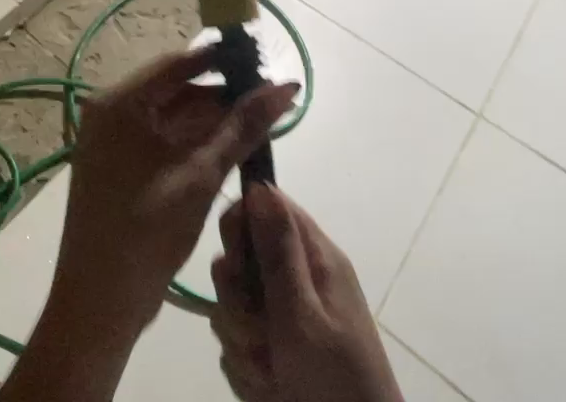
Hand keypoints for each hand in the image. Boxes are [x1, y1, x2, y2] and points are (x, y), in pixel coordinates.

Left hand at [55, 46, 297, 329]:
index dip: (221, 60)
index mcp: (119, 103)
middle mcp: (111, 113)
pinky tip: (233, 149)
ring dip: (214, 121)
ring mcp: (114, 141)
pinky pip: (164, 140)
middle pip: (177, 90)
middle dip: (223, 96)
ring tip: (262, 125)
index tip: (262, 61)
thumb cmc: (148, 229)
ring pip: (174, 117)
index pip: (177, 63)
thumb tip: (286, 86)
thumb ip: (244, 127)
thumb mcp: (202, 174)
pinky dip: (196, 143)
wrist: (101, 300)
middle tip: (272, 100)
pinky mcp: (122, 166)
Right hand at [210, 185, 402, 401]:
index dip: (239, 226)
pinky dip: (246, 367)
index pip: (265, 207)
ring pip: (231, 304)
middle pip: (239, 257)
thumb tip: (260, 184)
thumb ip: (276, 252)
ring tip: (270, 369)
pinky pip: (235, 343)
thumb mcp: (302, 315)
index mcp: (315, 259)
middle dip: (236, 297)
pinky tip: (268, 385)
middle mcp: (298, 281)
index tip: (237, 263)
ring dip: (241, 339)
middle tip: (259, 329)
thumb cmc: (334, 383)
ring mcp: (283, 317)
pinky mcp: (271, 351)